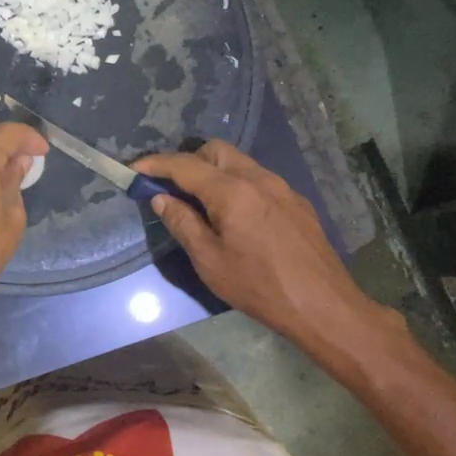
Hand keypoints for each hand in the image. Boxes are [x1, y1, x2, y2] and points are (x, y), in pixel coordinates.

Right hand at [132, 141, 395, 353]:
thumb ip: (182, 223)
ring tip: (199, 202)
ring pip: (239, 163)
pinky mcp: (296, 202)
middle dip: (187, 161)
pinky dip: (236, 185)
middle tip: (169, 186)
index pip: (185, 165)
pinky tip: (233, 215)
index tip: (134, 168)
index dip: (155, 164)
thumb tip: (161, 198)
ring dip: (213, 172)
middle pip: (215, 151)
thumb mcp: (208, 260)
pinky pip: (258, 180)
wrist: (321, 304)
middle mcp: (258, 179)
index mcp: (232, 191)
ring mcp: (282, 188)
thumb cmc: (257, 285)